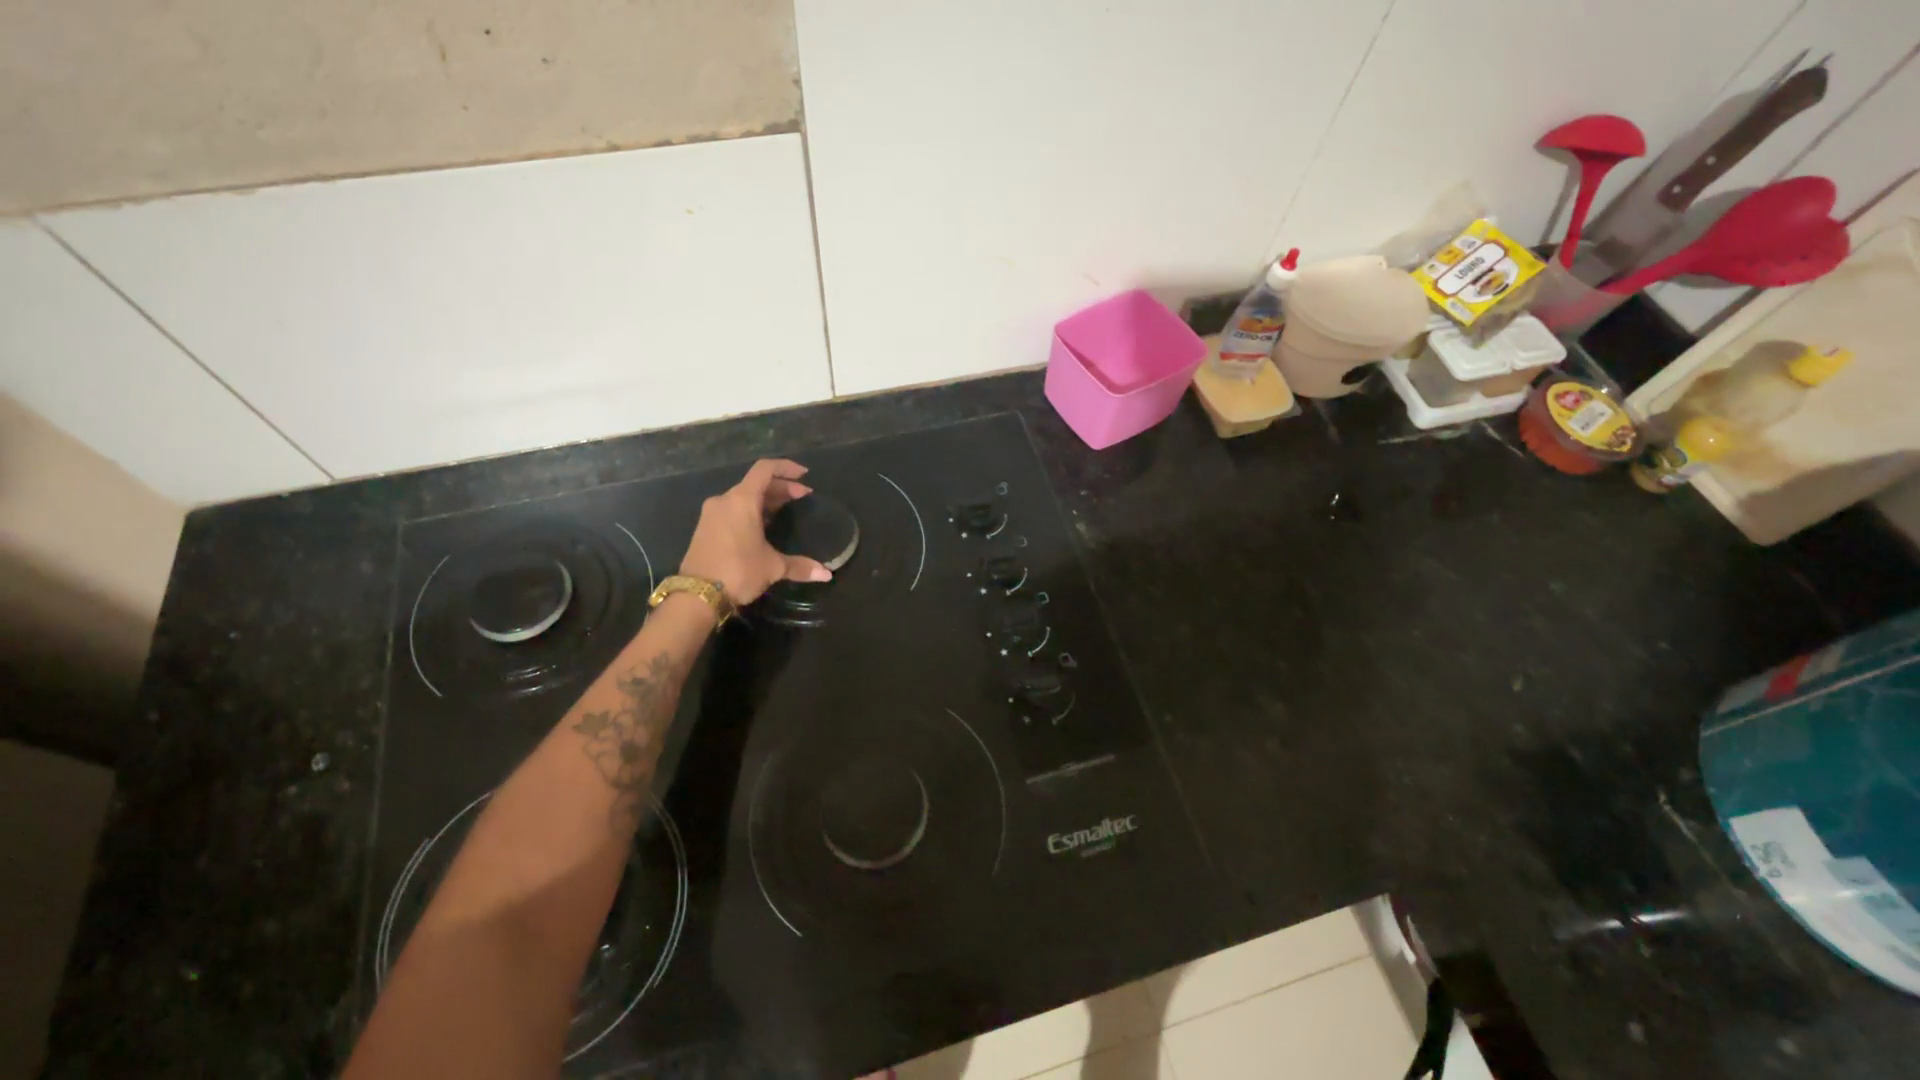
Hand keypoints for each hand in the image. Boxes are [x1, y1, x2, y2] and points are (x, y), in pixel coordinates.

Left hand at [679, 458, 831, 604]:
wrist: (697, 595)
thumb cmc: (738, 571)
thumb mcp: (773, 567)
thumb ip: (800, 566)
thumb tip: (826, 574)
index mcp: (741, 500)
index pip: (765, 469)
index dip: (786, 467)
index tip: (804, 475)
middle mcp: (724, 500)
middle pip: (756, 483)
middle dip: (781, 488)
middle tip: (802, 497)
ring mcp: (712, 514)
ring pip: (743, 497)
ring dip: (765, 500)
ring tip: (785, 510)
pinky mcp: (705, 527)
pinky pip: (732, 509)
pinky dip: (750, 510)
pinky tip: (763, 526)